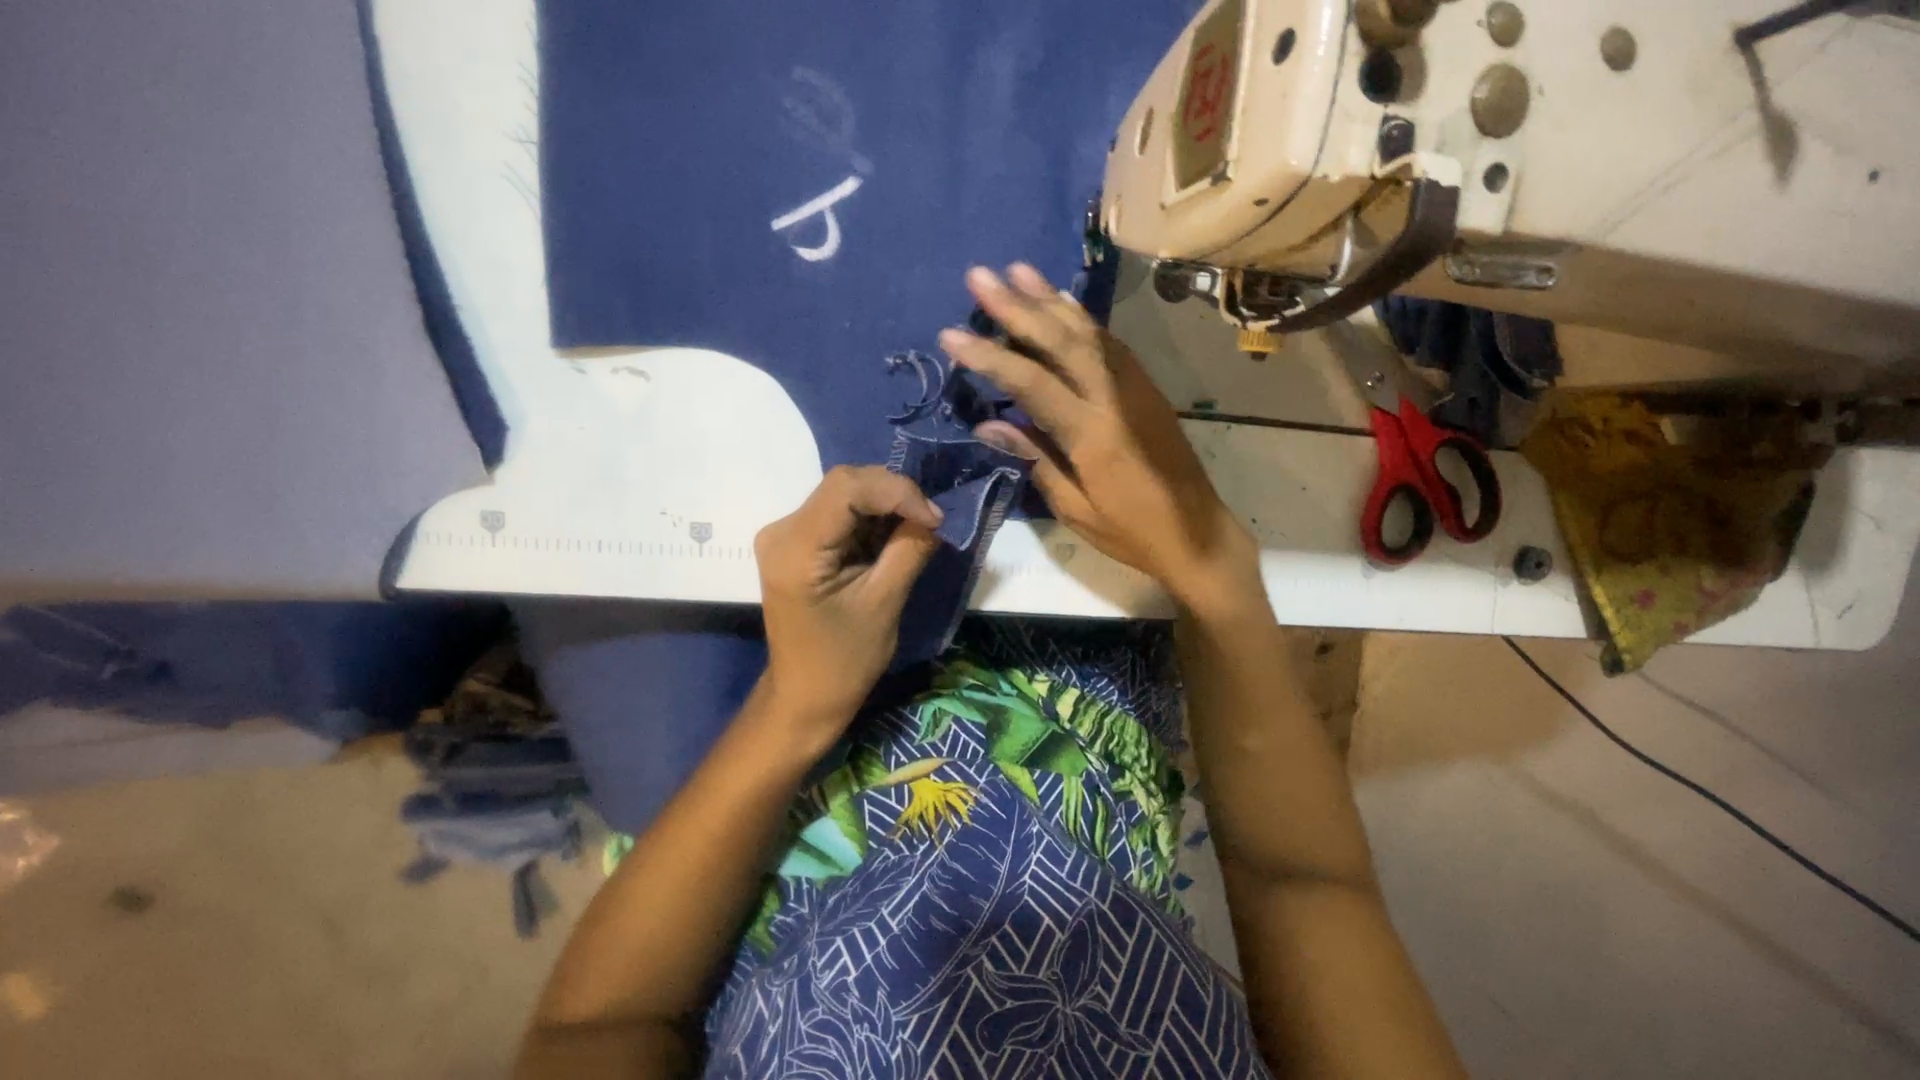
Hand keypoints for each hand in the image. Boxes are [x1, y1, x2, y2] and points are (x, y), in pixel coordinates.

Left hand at [754, 466, 943, 740]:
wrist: (805, 695)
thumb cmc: (844, 661)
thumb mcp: (885, 604)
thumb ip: (910, 550)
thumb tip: (937, 515)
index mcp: (796, 550)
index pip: (846, 488)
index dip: (897, 491)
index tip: (935, 519)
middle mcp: (781, 531)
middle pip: (845, 485)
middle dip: (894, 496)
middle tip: (932, 523)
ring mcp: (785, 535)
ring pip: (845, 494)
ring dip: (886, 506)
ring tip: (919, 531)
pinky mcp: (797, 542)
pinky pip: (840, 513)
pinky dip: (873, 519)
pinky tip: (894, 538)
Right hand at [938, 264, 1259, 611]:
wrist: (1198, 534)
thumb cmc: (1131, 532)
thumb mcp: (1075, 509)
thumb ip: (1036, 459)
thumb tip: (990, 422)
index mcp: (1091, 435)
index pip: (1032, 383)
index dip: (990, 357)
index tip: (951, 335)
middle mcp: (1114, 399)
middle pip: (1061, 341)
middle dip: (1018, 307)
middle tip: (980, 277)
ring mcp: (1135, 388)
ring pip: (1088, 332)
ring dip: (1050, 300)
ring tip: (1016, 271)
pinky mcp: (1147, 387)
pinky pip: (1110, 343)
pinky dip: (1081, 319)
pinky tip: (1060, 302)